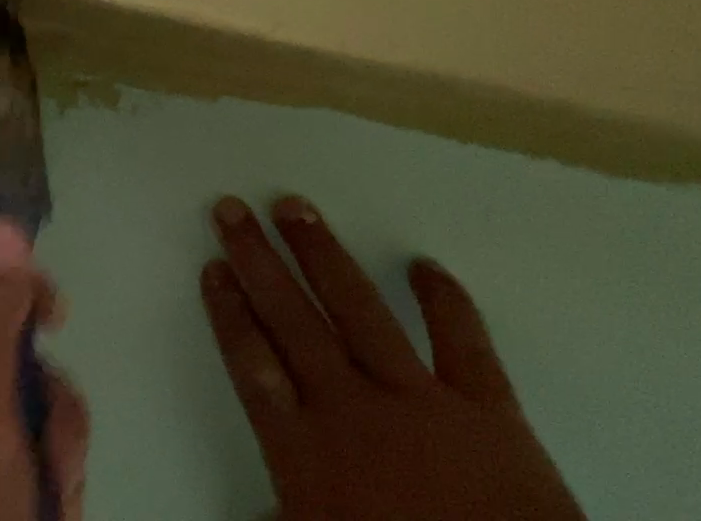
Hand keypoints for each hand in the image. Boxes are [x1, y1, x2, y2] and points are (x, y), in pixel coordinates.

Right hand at [202, 195, 586, 520]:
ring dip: (323, 257)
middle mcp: (350, 408)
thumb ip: (278, 509)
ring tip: (297, 209)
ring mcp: (420, 400)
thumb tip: (248, 506)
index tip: (213, 267)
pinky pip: (464, 344)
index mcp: (305, 446)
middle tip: (232, 210)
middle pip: (291, 319)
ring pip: (359, 312)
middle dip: (257, 261)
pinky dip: (446, 302)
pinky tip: (424, 265)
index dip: (228, 311)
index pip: (253, 362)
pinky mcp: (488, 408)